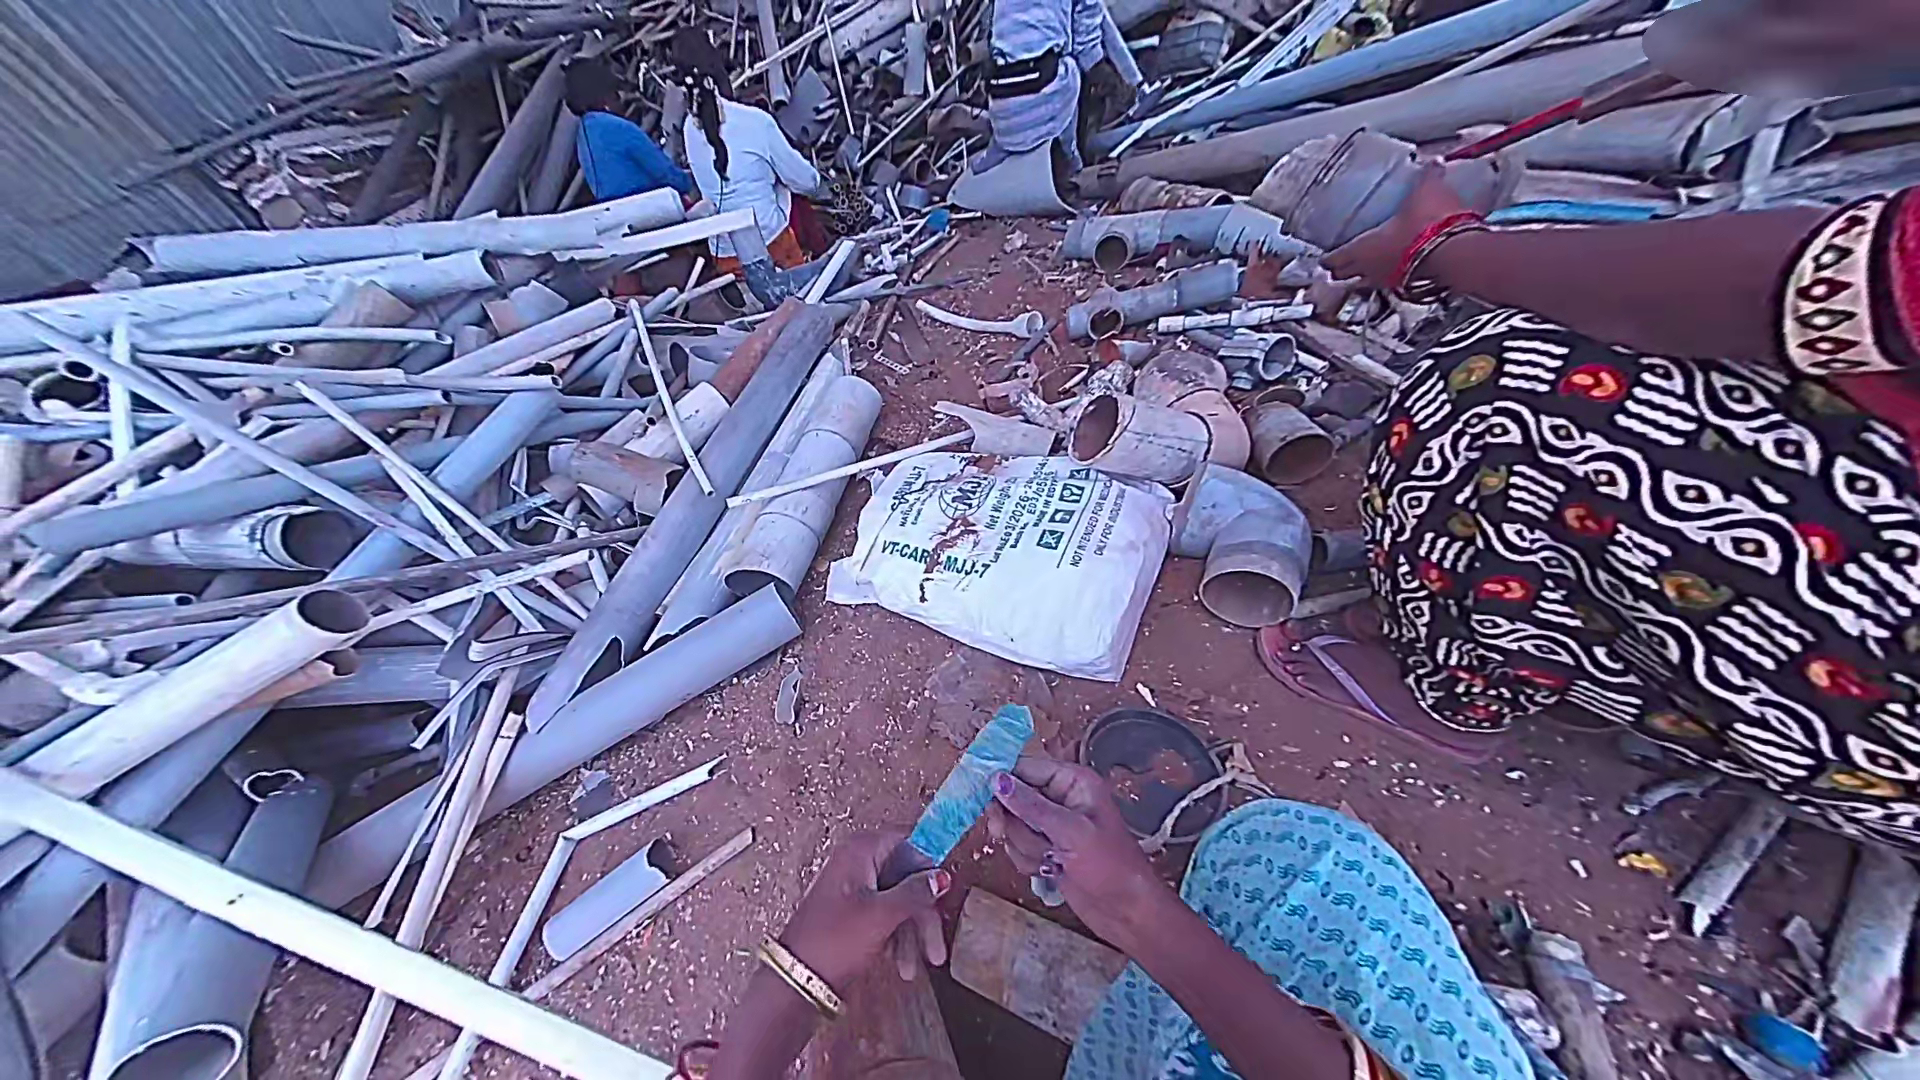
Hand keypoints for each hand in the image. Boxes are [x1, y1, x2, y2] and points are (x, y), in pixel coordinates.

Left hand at [778, 830, 951, 991]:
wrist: (794, 985)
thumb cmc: (836, 940)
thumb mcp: (881, 915)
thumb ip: (916, 892)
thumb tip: (942, 875)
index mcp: (862, 849)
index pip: (909, 840)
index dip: (930, 863)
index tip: (948, 890)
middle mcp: (859, 861)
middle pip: (906, 875)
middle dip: (923, 913)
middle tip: (936, 948)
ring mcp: (855, 887)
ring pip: (898, 899)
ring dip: (911, 932)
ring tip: (915, 968)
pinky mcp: (853, 912)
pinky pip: (885, 914)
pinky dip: (897, 936)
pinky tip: (901, 964)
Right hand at [986, 755, 1169, 949]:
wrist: (1129, 914)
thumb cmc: (1111, 867)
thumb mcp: (1071, 833)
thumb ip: (1031, 806)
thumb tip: (997, 780)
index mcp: (1072, 781)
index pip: (1025, 768)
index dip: (1002, 781)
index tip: (981, 795)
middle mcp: (1060, 797)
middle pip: (1012, 796)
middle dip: (1014, 821)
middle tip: (1001, 833)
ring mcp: (1051, 824)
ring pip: (1013, 824)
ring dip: (1025, 845)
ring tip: (1051, 859)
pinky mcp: (1046, 847)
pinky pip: (1018, 845)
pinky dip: (1027, 859)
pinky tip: (1049, 870)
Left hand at [1323, 163, 1472, 287]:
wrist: (1454, 252)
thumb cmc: (1428, 223)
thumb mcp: (1425, 192)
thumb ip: (1425, 177)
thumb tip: (1433, 161)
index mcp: (1362, 248)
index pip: (1334, 259)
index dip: (1328, 258)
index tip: (1324, 257)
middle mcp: (1369, 268)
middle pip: (1344, 276)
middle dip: (1339, 271)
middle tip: (1338, 266)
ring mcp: (1387, 280)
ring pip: (1364, 283)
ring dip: (1362, 277)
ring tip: (1364, 269)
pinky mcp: (1408, 286)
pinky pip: (1391, 283)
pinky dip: (1389, 277)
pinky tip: (1396, 270)